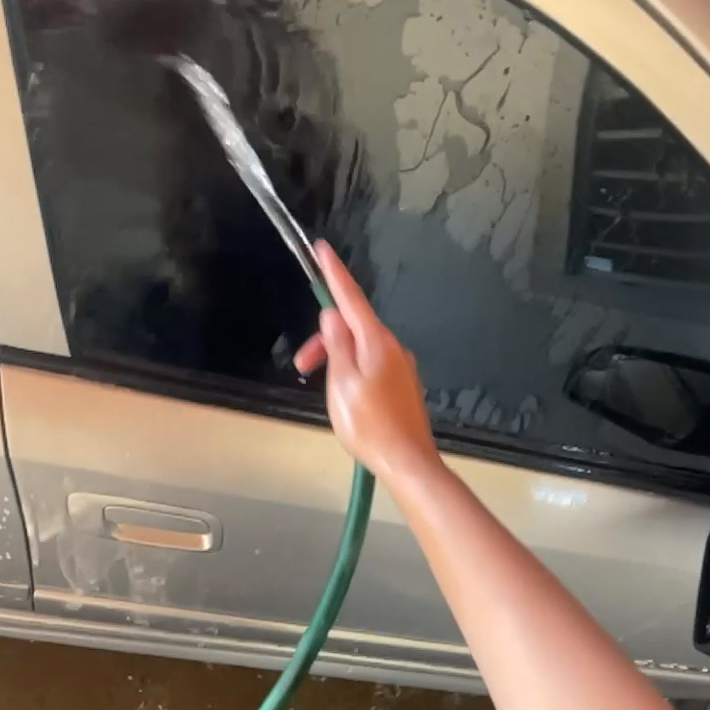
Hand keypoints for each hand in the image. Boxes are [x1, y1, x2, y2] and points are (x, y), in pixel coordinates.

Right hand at [293, 241, 439, 482]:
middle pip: (353, 327)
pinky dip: (352, 371)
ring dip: (337, 359)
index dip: (334, 273)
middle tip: (303, 367)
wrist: (406, 460)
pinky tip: (346, 397)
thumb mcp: (342, 383)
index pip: (350, 298)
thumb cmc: (368, 424)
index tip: (322, 248)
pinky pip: (372, 365)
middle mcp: (392, 347)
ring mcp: (401, 366)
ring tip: (325, 390)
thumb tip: (333, 316)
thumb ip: (336, 346)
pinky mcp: (403, 385)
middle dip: (325, 339)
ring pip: (361, 348)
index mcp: (376, 342)